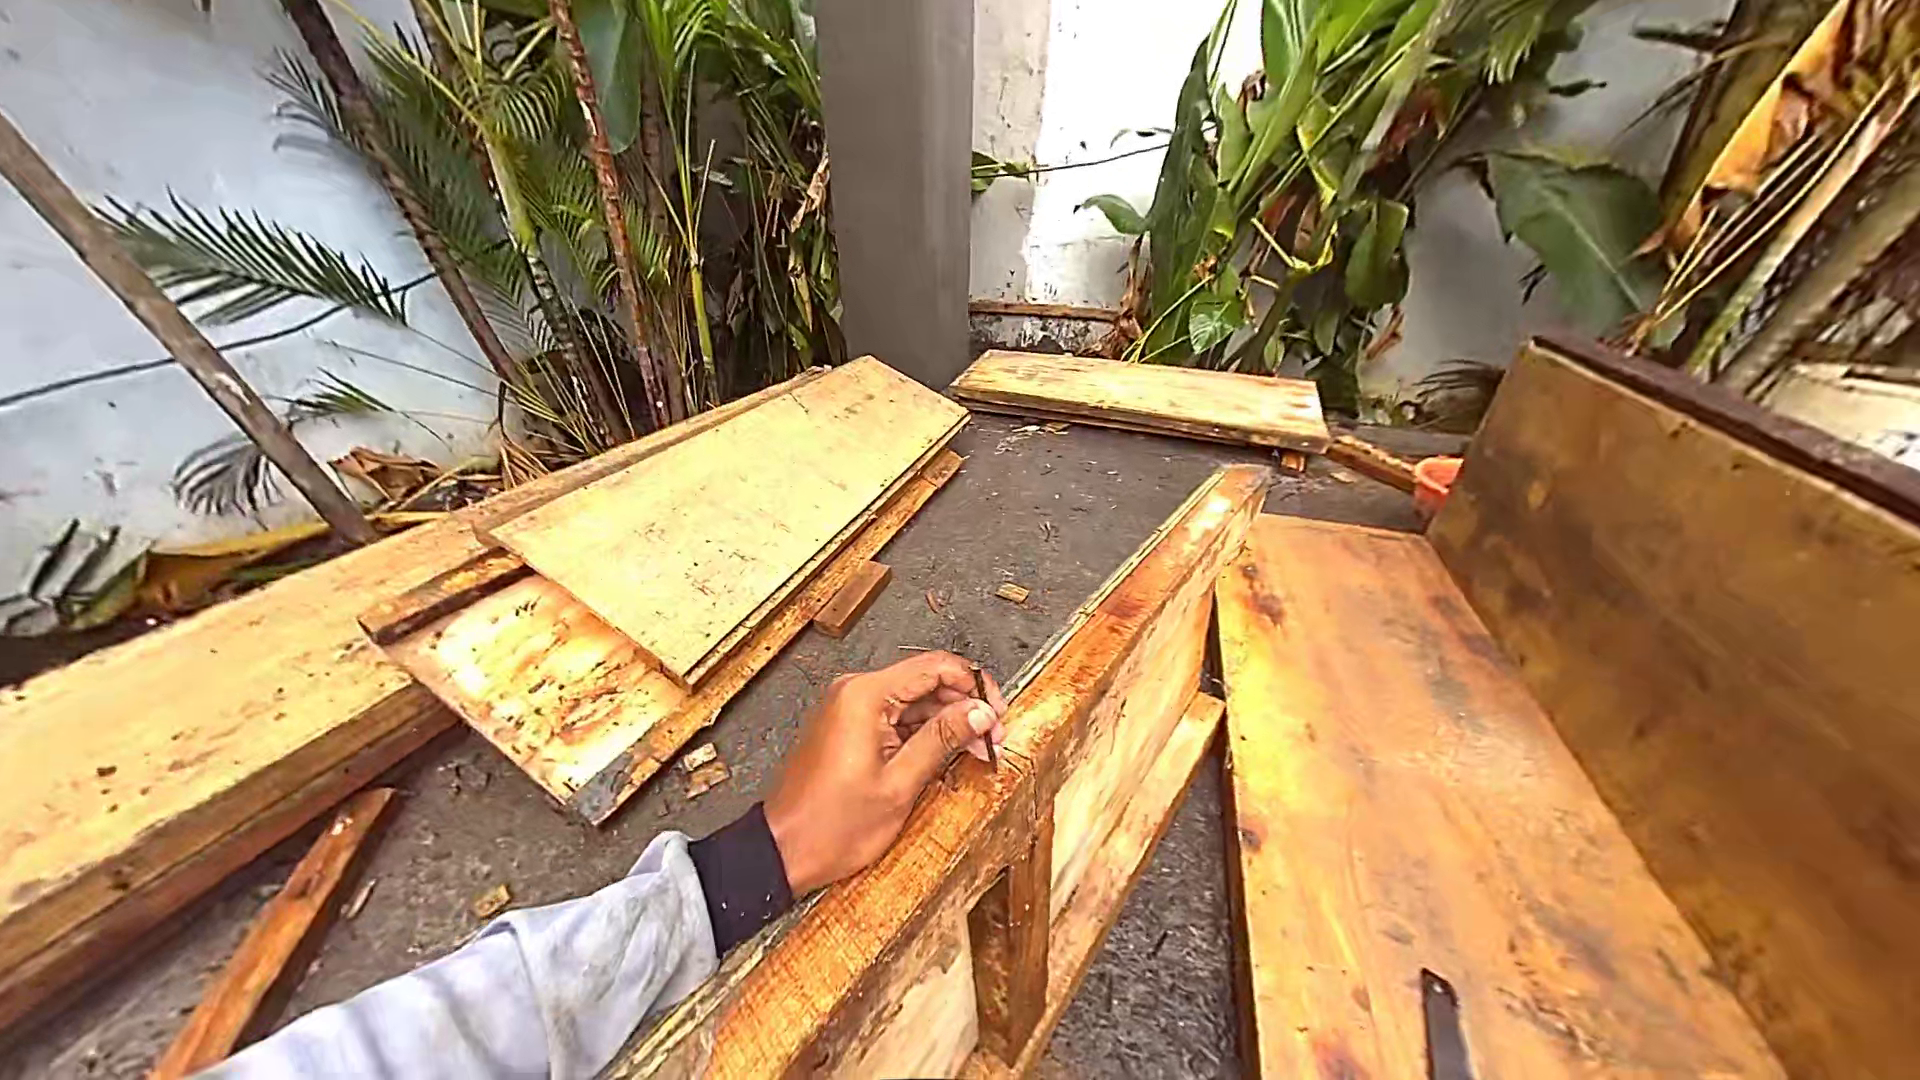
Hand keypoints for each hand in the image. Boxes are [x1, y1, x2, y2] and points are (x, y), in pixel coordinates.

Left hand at [763, 651, 1007, 894]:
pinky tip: (947, 751)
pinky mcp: (852, 723)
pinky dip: (924, 731)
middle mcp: (857, 690)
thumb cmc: (831, 825)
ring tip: (976, 749)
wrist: (782, 851)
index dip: (974, 685)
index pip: (935, 666)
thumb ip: (942, 740)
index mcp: (865, 695)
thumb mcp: (899, 784)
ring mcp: (852, 706)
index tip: (996, 712)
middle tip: (992, 737)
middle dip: (964, 705)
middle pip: (927, 680)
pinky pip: (898, 715)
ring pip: (916, 699)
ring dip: (948, 720)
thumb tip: (979, 712)